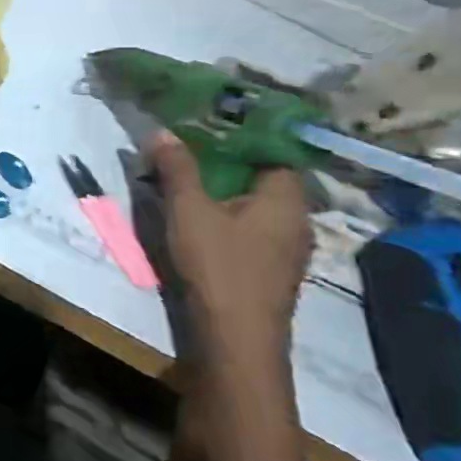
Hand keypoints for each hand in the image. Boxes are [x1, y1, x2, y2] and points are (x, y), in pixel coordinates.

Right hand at [152, 132, 311, 354]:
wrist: (235, 335)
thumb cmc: (218, 263)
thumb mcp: (188, 209)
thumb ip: (177, 168)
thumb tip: (164, 131)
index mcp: (286, 200)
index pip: (273, 154)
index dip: (242, 138)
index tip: (207, 126)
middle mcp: (297, 220)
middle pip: (264, 179)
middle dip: (227, 164)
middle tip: (188, 148)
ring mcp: (287, 248)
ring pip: (256, 205)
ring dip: (225, 191)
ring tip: (187, 179)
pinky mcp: (270, 268)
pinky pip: (252, 226)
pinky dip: (228, 214)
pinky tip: (200, 217)